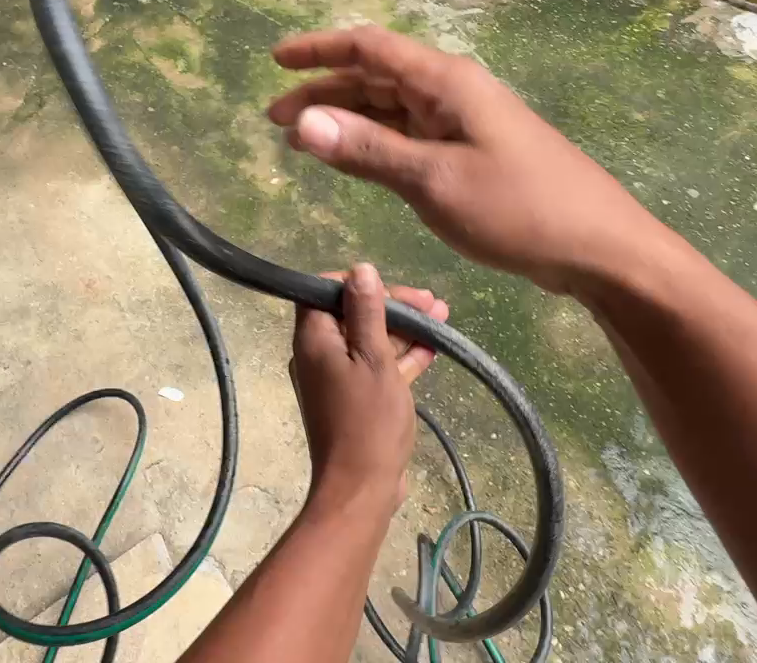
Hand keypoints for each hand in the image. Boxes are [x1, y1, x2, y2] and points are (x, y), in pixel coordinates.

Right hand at [268, 25, 674, 297]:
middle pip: (373, 79)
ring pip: (387, 110)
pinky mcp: (466, 153)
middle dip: (322, 93)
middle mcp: (448, 92)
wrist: (599, 248)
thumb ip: (366, 149)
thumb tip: (303, 121)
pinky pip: (405, 137)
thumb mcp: (433, 180)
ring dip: (343, 121)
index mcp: (444, 82)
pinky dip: (370, 144)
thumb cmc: (519, 207)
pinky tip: (347, 158)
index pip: (369, 48)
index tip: (276, 59)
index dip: (319, 49)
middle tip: (274, 119)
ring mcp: (459, 123)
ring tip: (298, 141)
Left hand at [290, 263, 447, 511]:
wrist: (361, 488)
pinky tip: (433, 348)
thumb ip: (367, 312)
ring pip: (368, 339)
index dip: (357, 283)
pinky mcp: (354, 398)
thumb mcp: (373, 358)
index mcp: (313, 338)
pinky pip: (375, 366)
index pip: (324, 291)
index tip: (390, 287)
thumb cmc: (367, 420)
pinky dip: (400, 356)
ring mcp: (337, 376)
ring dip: (403, 328)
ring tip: (442, 315)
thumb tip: (360, 269)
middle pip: (351, 313)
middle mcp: (318, 353)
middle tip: (430, 301)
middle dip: (391, 304)